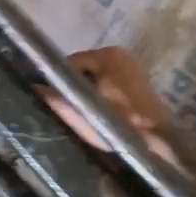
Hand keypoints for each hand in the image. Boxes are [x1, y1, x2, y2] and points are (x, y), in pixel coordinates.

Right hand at [46, 47, 183, 167]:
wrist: (159, 142)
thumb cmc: (120, 124)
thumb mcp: (84, 114)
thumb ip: (58, 100)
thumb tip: (36, 89)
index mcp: (106, 55)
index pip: (70, 64)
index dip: (59, 82)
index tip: (54, 100)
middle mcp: (119, 54)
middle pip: (84, 69)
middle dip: (76, 86)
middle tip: (71, 110)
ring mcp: (132, 66)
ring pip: (97, 77)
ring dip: (89, 91)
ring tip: (87, 113)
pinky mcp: (139, 80)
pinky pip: (111, 83)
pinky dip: (104, 94)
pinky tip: (103, 112)